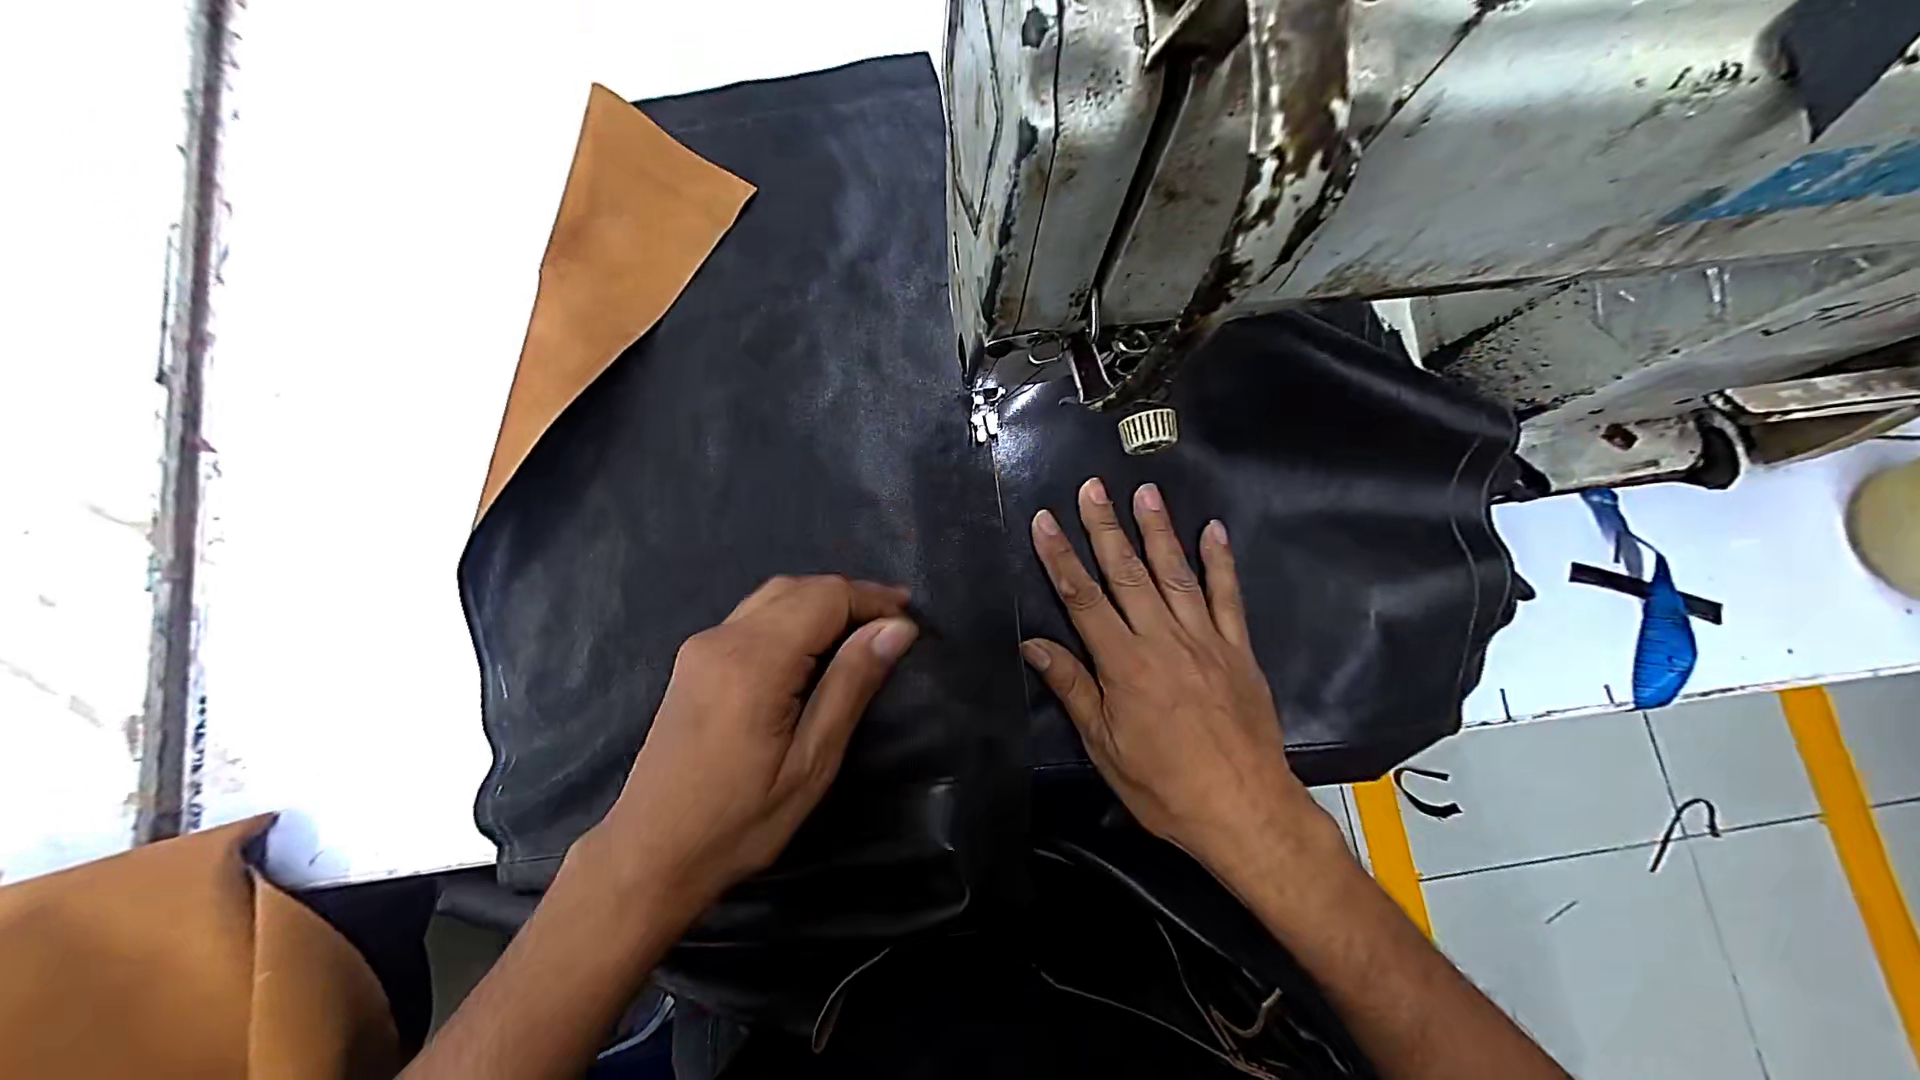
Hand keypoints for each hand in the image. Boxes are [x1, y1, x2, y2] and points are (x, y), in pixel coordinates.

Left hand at [582, 575, 918, 921]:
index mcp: (754, 661)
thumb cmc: (740, 820)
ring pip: (775, 595)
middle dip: (851, 595)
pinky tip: (817, 637)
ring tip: (866, 622)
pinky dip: (794, 612)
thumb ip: (852, 684)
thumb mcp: (812, 761)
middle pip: (799, 588)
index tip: (909, 619)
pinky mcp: (693, 659)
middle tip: (895, 617)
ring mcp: (702, 645)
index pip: (825, 598)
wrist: (649, 854)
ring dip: (823, 600)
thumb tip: (896, 629)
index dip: (872, 600)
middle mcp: (723, 638)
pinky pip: (754, 614)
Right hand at [1021, 478, 1320, 875]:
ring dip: (1157, 531)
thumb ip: (1072, 688)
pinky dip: (1221, 562)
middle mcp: (1163, 640)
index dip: (1060, 556)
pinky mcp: (1238, 650)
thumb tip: (1034, 645)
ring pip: (1175, 574)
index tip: (1046, 522)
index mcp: (1124, 664)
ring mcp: (1205, 640)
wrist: (1245, 810)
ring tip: (1144, 493)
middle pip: (1126, 573)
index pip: (1082, 598)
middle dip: (1105, 527)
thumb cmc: (1165, 786)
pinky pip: (1228, 598)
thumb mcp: (1105, 746)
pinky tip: (1213, 531)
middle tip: (1092, 488)